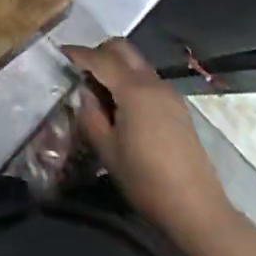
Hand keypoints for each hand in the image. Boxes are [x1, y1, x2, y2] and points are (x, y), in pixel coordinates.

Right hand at [65, 38, 233, 240]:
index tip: (60, 53)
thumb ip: (91, 116)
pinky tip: (123, 107)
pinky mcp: (177, 105)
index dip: (79, 53)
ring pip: (137, 62)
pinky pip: (148, 79)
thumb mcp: (108, 151)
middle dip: (100, 52)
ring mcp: (168, 91)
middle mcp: (152, 81)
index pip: (101, 59)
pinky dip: (131, 80)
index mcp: (133, 89)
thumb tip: (83, 93)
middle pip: (123, 49)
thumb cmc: (145, 179)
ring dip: (117, 66)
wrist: (194, 205)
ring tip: (99, 92)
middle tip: (81, 72)